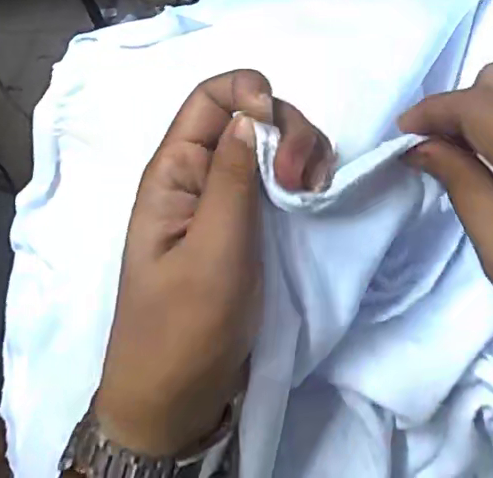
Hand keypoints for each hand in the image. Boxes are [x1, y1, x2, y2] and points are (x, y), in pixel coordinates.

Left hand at [95, 71, 332, 456]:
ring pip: (274, 141)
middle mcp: (202, 173)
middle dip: (286, 129)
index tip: (277, 123)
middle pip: (251, 114)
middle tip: (302, 178)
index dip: (247, 90)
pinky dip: (309, 173)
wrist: (180, 402)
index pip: (209, 98)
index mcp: (175, 173)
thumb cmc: (184, 328)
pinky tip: (316, 195)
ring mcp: (229, 195)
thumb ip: (231, 177)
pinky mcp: (253, 217)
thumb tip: (251, 113)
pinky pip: (284, 172)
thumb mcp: (211, 250)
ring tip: (313, 190)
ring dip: (304, 151)